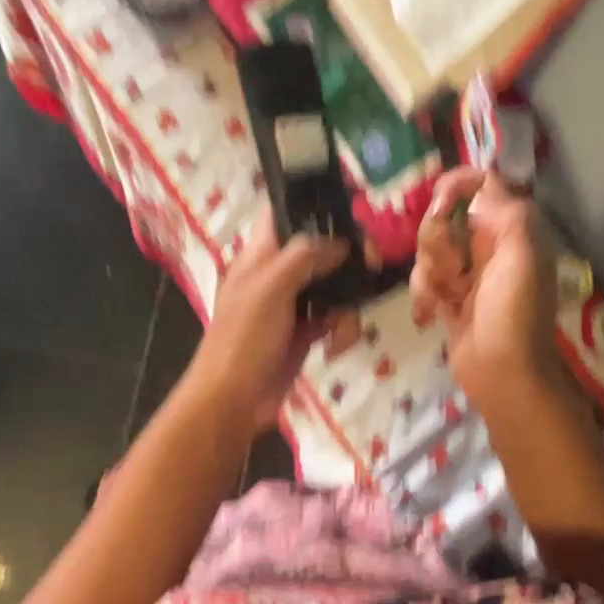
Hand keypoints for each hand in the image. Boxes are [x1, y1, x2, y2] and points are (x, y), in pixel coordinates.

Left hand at [186, 205, 350, 429]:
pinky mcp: (305, 335)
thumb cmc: (244, 339)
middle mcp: (277, 275)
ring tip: (344, 324)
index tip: (349, 207)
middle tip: (370, 264)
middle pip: (319, 249)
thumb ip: (305, 256)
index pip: (283, 213)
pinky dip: (342, 331)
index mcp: (259, 255)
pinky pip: (334, 320)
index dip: (312, 203)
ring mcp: (292, 306)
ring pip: (333, 287)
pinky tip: (336, 347)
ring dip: (347, 303)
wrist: (233, 401)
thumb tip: (341, 242)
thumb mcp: (270, 288)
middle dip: (346, 258)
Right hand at [411, 168, 557, 400]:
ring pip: (429, 250)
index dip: (456, 187)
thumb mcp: (521, 253)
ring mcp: (468, 273)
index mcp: (512, 229)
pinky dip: (423, 295)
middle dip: (436, 241)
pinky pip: (424, 280)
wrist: (503, 373)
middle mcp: (490, 245)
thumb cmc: (514, 313)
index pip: (482, 184)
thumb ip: (506, 210)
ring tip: (443, 299)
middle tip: (451, 268)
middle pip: (445, 218)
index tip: (439, 207)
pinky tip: (431, 315)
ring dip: (428, 273)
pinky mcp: (449, 298)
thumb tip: (478, 188)